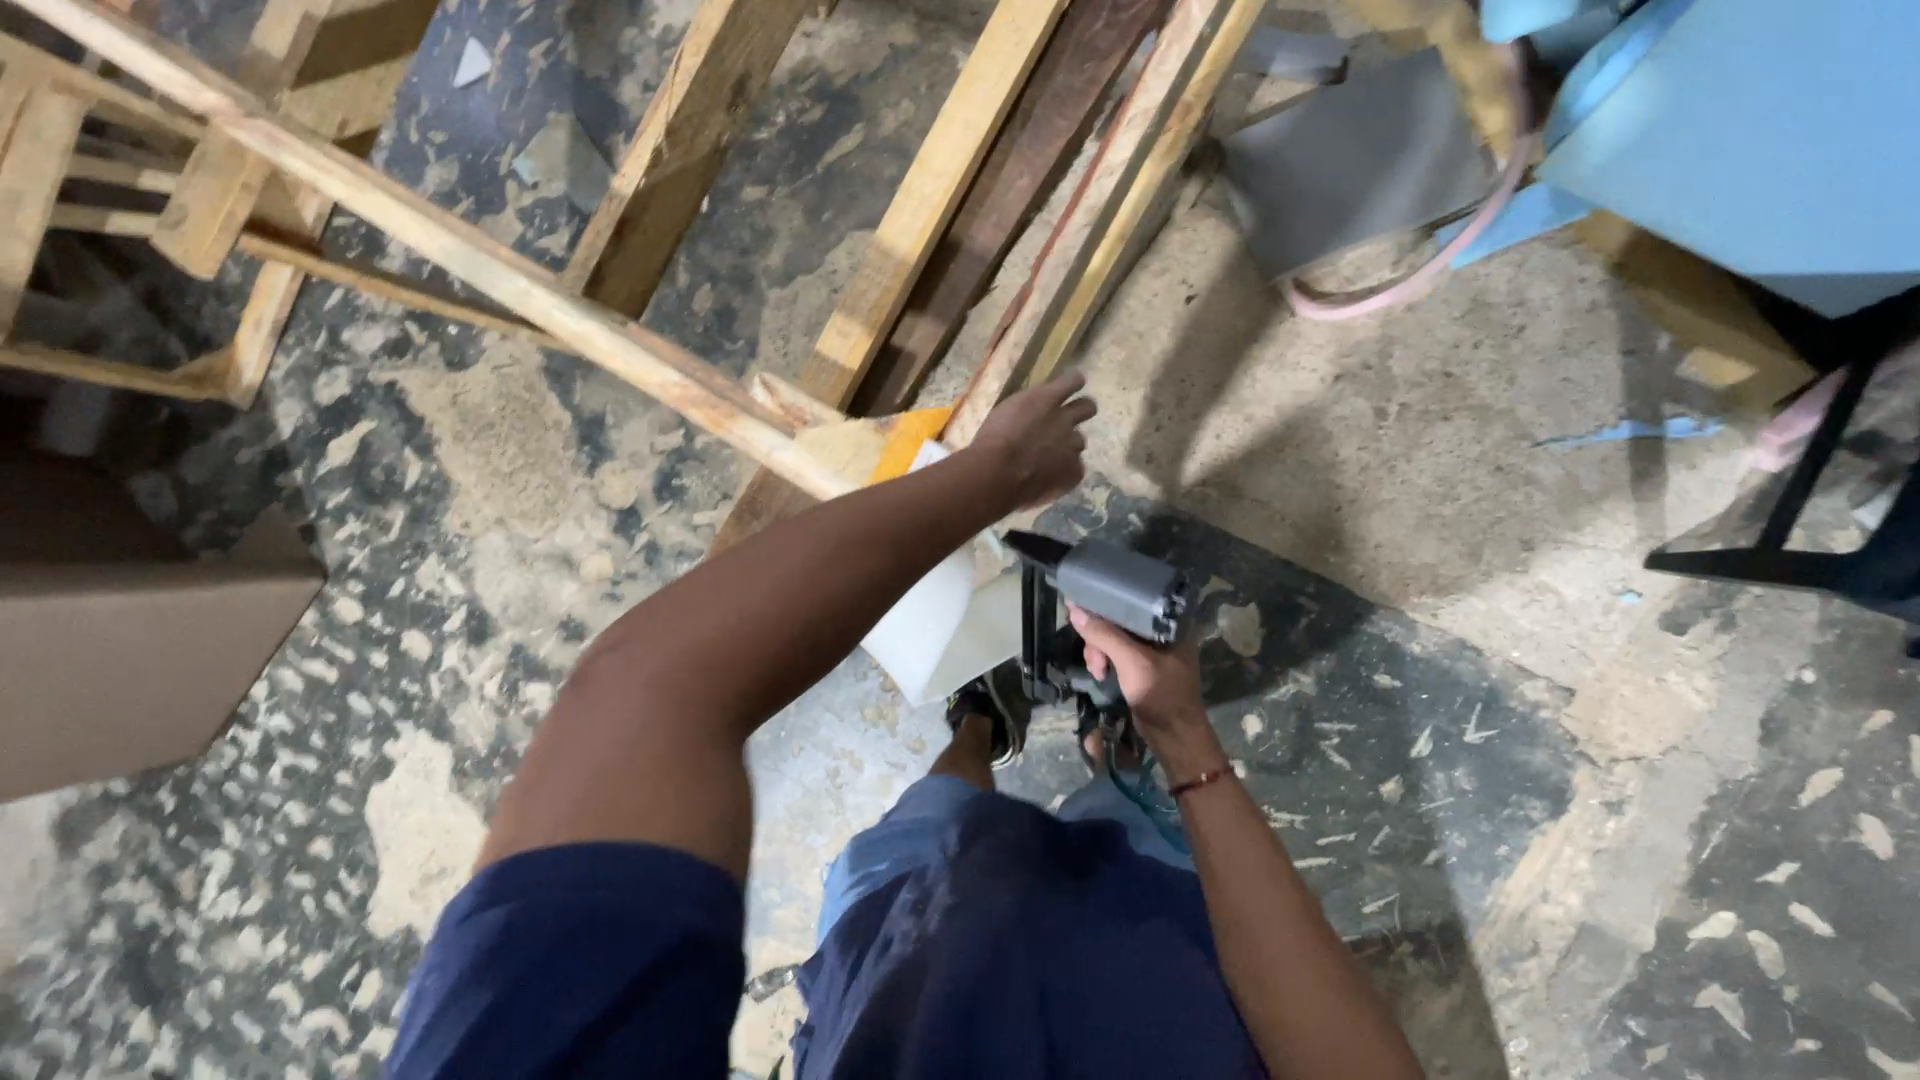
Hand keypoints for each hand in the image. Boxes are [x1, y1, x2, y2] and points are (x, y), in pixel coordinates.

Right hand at [966, 372, 1095, 509]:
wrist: (997, 473)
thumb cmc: (991, 441)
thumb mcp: (1006, 413)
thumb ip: (1025, 410)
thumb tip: (1032, 413)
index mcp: (1045, 399)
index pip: (1073, 380)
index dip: (1072, 383)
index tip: (1068, 387)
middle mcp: (1064, 419)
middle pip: (1088, 407)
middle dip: (1082, 411)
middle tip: (1068, 420)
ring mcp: (1071, 446)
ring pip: (1080, 441)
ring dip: (1068, 446)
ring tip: (1050, 458)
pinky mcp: (1073, 471)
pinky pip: (1076, 469)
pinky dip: (1065, 473)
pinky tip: (1051, 478)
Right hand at [1069, 604, 1224, 779]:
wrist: (1174, 736)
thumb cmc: (1161, 694)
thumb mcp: (1131, 662)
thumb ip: (1104, 635)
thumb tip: (1074, 609)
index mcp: (1170, 624)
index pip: (1132, 601)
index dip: (1105, 604)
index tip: (1080, 606)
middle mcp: (1162, 632)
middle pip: (1119, 622)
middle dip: (1100, 639)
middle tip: (1095, 660)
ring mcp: (1152, 651)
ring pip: (1114, 639)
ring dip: (1099, 653)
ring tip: (1097, 672)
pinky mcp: (1142, 667)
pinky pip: (1117, 654)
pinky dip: (1105, 662)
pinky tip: (1101, 675)